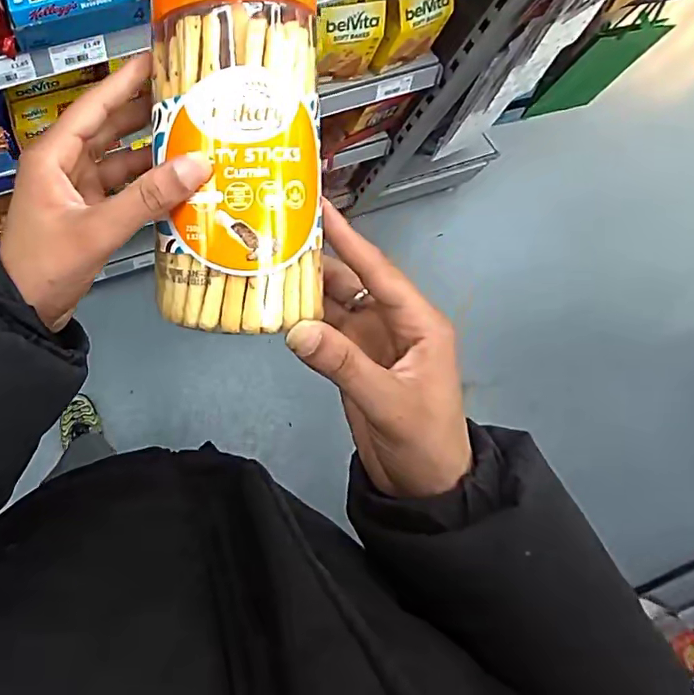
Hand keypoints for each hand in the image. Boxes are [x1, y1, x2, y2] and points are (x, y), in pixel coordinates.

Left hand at [0, 53, 211, 330]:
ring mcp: (76, 187)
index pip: (95, 105)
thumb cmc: (45, 266)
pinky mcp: (88, 210)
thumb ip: (147, 198)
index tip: (158, 59)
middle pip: (110, 127)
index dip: (126, 80)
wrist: (21, 311)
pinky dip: (147, 184)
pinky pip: (123, 187)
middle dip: (147, 112)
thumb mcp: (97, 229)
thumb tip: (199, 164)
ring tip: (195, 135)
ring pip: (120, 158)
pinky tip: (180, 180)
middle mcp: (64, 163)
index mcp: (53, 155)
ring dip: (152, 150)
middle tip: (190, 95)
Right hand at [283, 202, 470, 497]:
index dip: (350, 239)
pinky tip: (275, 305)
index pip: (378, 271)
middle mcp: (391, 322)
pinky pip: (321, 327)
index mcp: (417, 322)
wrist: (423, 485)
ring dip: (303, 287)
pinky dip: (299, 317)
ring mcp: (368, 339)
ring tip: (267, 265)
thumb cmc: (426, 441)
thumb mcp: (388, 402)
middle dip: (316, 259)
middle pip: (350, 280)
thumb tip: (296, 329)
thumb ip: (342, 364)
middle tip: (279, 235)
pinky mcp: (350, 357)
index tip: (323, 209)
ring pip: (331, 302)